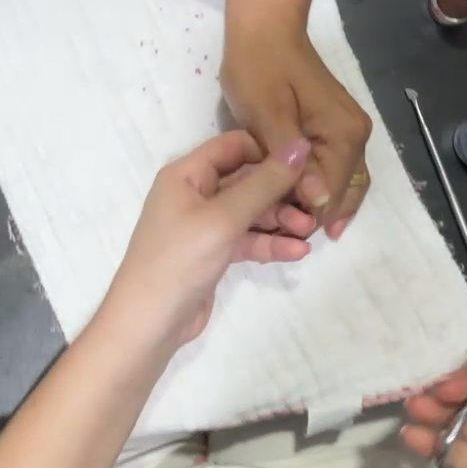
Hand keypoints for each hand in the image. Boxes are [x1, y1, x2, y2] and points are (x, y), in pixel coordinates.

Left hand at [98, 130, 314, 348]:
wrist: (150, 322)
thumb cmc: (179, 259)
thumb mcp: (224, 217)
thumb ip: (264, 183)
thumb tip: (300, 146)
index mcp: (186, 173)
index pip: (235, 145)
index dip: (270, 151)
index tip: (307, 165)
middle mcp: (194, 193)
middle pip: (247, 180)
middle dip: (282, 192)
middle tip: (316, 206)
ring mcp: (204, 225)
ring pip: (251, 212)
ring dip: (281, 219)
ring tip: (310, 233)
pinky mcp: (213, 253)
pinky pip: (247, 239)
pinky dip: (270, 243)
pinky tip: (297, 252)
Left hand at [220, 24, 371, 236]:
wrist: (264, 29)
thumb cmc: (259, 67)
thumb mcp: (267, 112)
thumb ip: (290, 156)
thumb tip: (317, 199)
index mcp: (343, 135)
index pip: (333, 193)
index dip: (307, 218)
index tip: (278, 235)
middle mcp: (354, 137)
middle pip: (343, 194)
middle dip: (315, 219)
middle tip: (283, 240)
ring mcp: (346, 134)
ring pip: (340, 187)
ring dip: (316, 210)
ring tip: (289, 233)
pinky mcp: (332, 133)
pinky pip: (331, 173)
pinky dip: (315, 193)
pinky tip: (293, 209)